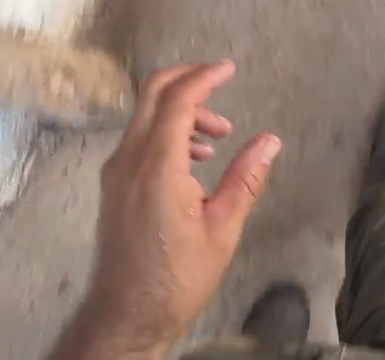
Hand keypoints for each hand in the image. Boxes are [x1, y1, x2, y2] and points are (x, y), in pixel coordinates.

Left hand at [50, 61, 282, 359]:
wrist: (126, 315)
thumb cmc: (178, 277)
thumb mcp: (222, 229)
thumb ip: (245, 177)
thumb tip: (270, 140)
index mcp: (157, 164)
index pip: (178, 99)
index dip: (204, 76)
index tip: (228, 68)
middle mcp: (130, 157)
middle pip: (153, 92)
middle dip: (188, 79)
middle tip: (219, 82)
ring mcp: (116, 168)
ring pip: (146, 114)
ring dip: (181, 110)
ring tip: (219, 135)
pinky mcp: (114, 181)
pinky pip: (139, 136)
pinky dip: (166, 130)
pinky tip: (194, 157)